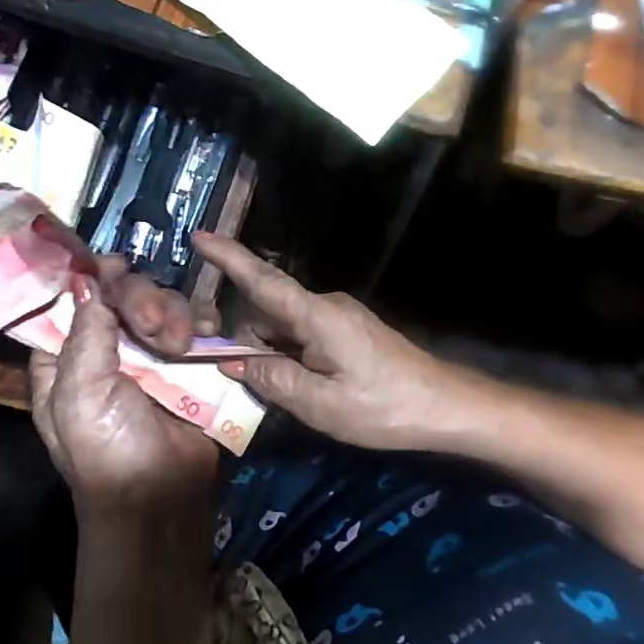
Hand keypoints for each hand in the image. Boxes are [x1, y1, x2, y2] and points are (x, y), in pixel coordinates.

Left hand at [30, 275, 217, 516]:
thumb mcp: (80, 393)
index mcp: (67, 355)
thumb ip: (85, 331)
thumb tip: (85, 279)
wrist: (162, 498)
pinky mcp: (188, 363)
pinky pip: (196, 323)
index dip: (90, 276)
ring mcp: (150, 353)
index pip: (73, 298)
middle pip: (123, 292)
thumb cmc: (106, 450)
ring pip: (164, 302)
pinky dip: (201, 322)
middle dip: (141, 300)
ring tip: (181, 345)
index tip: (112, 265)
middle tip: (152, 327)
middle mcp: (107, 347)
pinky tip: (206, 336)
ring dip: (174, 314)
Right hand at [191, 233, 464, 450]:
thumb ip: (271, 379)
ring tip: (292, 397)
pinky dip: (291, 358)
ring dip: (273, 356)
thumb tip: (233, 361)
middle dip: (250, 344)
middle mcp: (324, 306)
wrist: (445, 405)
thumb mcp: (319, 404)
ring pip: (284, 328)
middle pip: (267, 313)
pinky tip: (305, 388)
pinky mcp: (348, 331)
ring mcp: (338, 317)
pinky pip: (303, 336)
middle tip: (255, 388)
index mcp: (316, 316)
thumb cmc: (383, 407)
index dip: (228, 258)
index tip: (199, 236)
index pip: (262, 281)